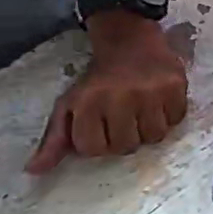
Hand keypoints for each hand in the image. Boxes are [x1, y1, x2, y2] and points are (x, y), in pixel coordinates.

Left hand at [27, 14, 188, 171]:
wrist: (130, 43)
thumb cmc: (98, 80)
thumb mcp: (70, 105)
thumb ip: (55, 139)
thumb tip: (36, 171)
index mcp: (89, 103)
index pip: (94, 149)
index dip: (98, 143)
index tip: (102, 128)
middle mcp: (121, 98)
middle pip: (126, 146)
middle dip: (125, 138)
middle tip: (125, 121)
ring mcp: (151, 92)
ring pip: (155, 136)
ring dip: (149, 130)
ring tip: (143, 115)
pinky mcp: (176, 86)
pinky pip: (177, 119)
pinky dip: (170, 117)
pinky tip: (160, 104)